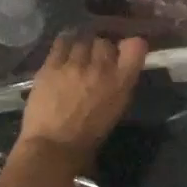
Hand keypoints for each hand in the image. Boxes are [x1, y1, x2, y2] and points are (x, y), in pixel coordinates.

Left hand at [16, 32, 147, 168]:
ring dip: (81, 48)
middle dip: (101, 49)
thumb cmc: (89, 135)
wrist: (54, 146)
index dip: (130, 45)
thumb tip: (118, 67)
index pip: (135, 46)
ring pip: (82, 40)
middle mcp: (101, 68)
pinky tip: (63, 50)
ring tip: (76, 57)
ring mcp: (75, 65)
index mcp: (121, 82)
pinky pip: (61, 43)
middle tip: (94, 59)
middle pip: (104, 42)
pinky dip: (65, 43)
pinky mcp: (52, 66)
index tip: (123, 51)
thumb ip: (120, 83)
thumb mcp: (116, 108)